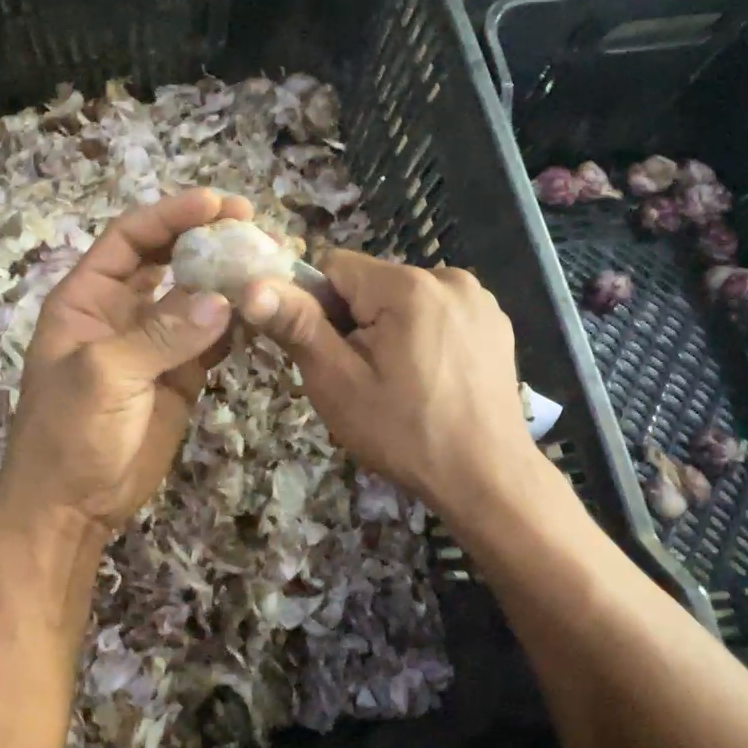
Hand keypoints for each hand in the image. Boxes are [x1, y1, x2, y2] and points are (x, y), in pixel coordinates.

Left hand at [0, 189, 251, 541]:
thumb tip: (222, 298)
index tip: (218, 203)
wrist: (71, 507)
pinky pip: (212, 338)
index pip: (131, 239)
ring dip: (228, 278)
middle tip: (254, 223)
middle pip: (167, 259)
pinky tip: (265, 309)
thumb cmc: (69, 434)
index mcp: (87, 297)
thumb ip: (162, 334)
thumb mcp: (105, 376)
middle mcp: (121, 311)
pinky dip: (237, 323)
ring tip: (272, 260)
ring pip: (195, 296)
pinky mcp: (179, 375)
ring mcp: (153, 343)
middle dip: (206, 238)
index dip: (171, 215)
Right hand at [239, 252, 545, 516]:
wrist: (488, 480)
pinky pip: (437, 312)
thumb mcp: (338, 383)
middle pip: (370, 284)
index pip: (334, 267)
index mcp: (407, 285)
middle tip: (365, 378)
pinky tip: (433, 379)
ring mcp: (478, 299)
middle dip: (356, 322)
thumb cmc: (405, 433)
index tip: (333, 355)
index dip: (320, 309)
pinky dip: (424, 336)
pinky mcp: (496, 322)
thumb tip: (251, 287)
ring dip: (389, 329)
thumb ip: (297, 326)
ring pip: (403, 298)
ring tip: (401, 383)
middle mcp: (448, 277)